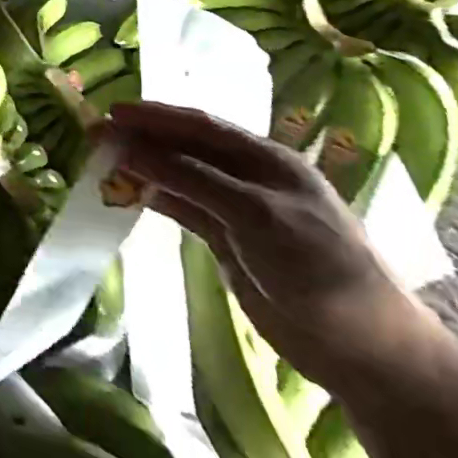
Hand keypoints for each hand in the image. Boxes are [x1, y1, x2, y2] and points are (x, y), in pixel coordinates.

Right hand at [109, 102, 436, 393]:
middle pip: (187, 148)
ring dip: (146, 167)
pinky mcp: (230, 242)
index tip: (115, 112)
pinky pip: (186, 211)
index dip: (157, 116)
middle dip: (144, 139)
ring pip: (182, 178)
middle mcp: (249, 176)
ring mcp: (238, 210)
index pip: (202, 126)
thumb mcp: (257, 215)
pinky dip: (158, 199)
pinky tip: (132, 194)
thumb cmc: (318, 267)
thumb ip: (195, 180)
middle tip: (97, 134)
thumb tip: (136, 150)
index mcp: (266, 157)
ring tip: (104, 160)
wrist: (360, 346)